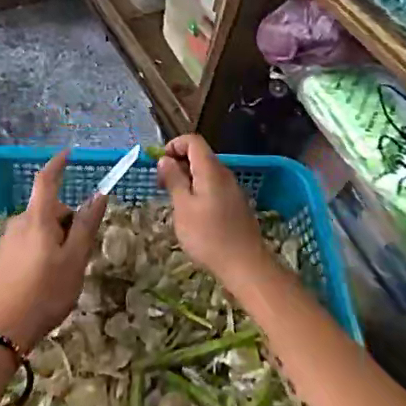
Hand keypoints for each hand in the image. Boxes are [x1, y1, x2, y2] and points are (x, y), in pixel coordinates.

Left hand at [0, 150, 104, 351]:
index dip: (57, 165)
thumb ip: (86, 226)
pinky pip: (27, 243)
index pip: (47, 180)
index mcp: (38, 218)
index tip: (68, 155)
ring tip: (62, 273)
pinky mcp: (1, 258)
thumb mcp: (74, 260)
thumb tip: (99, 195)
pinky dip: (40, 251)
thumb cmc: (45, 292)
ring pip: (38, 228)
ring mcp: (7, 240)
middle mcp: (19, 222)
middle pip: (48, 209)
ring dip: (54, 239)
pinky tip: (43, 281)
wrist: (3, 329)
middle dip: (66, 222)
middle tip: (79, 253)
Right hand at [157, 135, 272, 283]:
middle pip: (200, 155)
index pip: (193, 141)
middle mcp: (224, 174)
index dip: (174, 145)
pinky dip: (198, 189)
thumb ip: (174, 179)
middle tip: (162, 184)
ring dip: (187, 178)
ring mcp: (232, 189)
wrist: (245, 265)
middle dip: (178, 162)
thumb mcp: (183, 207)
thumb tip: (164, 159)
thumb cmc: (208, 235)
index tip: (160, 163)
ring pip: (206, 172)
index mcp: (211, 170)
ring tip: (174, 199)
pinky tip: (192, 212)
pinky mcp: (235, 204)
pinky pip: (214, 186)